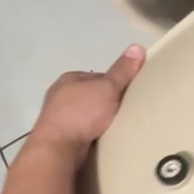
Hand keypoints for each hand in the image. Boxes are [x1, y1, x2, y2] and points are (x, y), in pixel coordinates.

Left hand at [27, 45, 145, 162]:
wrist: (57, 147)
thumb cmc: (82, 113)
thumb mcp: (108, 88)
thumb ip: (122, 70)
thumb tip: (137, 46)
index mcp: (69, 78)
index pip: (100, 76)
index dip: (116, 84)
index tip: (128, 95)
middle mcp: (59, 94)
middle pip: (93, 95)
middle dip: (107, 102)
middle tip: (124, 112)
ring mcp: (56, 115)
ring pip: (86, 113)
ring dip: (98, 119)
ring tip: (114, 126)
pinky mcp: (57, 134)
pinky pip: (81, 129)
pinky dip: (91, 132)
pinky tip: (100, 137)